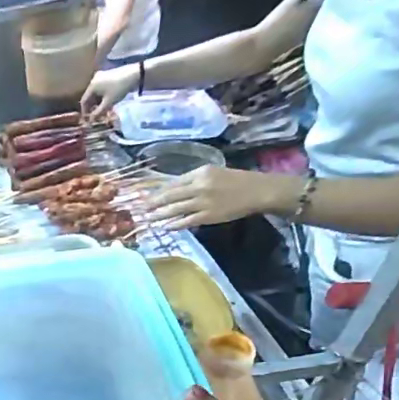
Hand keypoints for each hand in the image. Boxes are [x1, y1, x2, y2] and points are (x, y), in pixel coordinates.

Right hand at [81, 63, 140, 121]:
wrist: (134, 74)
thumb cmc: (119, 89)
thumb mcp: (108, 103)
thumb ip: (98, 113)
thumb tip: (90, 121)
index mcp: (92, 86)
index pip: (84, 101)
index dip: (85, 111)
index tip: (88, 119)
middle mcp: (94, 80)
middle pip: (90, 97)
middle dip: (93, 107)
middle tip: (97, 116)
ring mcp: (101, 76)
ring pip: (96, 93)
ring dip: (98, 102)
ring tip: (104, 110)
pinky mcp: (108, 75)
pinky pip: (101, 88)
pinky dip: (103, 96)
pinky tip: (108, 102)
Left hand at [148, 166, 298, 230]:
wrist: (259, 191)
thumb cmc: (237, 181)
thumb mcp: (214, 174)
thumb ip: (194, 181)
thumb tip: (171, 190)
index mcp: (201, 172)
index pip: (172, 183)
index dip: (157, 191)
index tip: (144, 196)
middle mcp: (200, 186)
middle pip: (169, 196)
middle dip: (152, 203)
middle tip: (139, 210)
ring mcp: (203, 202)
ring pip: (175, 209)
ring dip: (159, 216)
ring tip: (147, 220)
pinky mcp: (208, 216)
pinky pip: (186, 221)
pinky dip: (174, 224)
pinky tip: (164, 227)